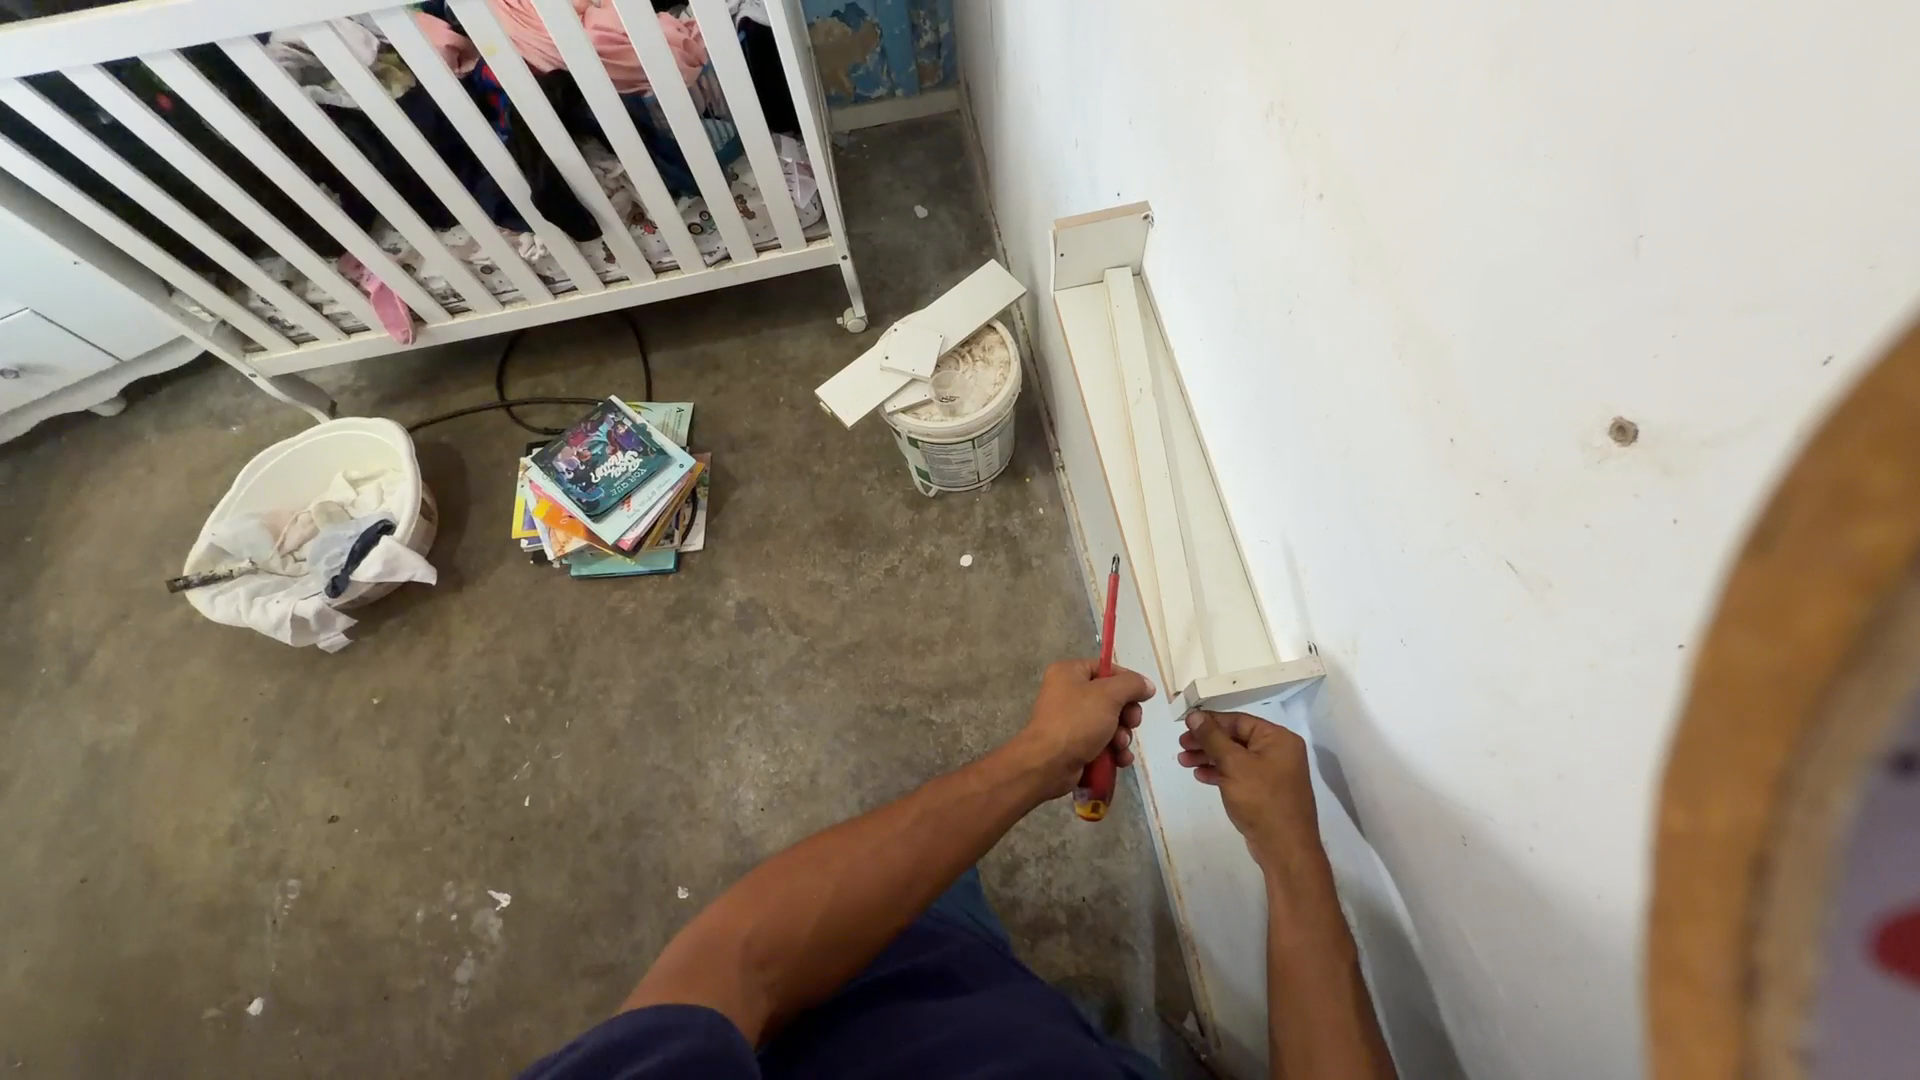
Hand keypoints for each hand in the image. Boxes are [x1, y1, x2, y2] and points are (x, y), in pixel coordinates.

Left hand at [1010, 659, 1153, 799]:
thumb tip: (1147, 685)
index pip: (1105, 669)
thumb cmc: (1077, 721)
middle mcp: (1067, 693)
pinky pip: (1102, 743)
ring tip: (1119, 746)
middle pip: (1111, 698)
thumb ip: (1131, 685)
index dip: (1127, 682)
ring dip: (1122, 736)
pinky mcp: (1074, 745)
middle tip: (1130, 723)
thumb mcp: (1108, 695)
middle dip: (1126, 715)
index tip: (1142, 696)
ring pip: (1109, 724)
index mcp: (1069, 673)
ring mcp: (1070, 721)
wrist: (1048, 764)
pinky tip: (1120, 759)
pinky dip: (1114, 751)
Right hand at [1177, 711, 1321, 873]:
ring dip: (1209, 757)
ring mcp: (1272, 773)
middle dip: (1207, 742)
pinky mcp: (1265, 791)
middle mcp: (1278, 752)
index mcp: (1278, 739)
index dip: (1210, 721)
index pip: (1238, 721)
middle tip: (1182, 745)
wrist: (1285, 848)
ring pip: (1234, 757)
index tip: (1185, 726)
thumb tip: (1194, 715)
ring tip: (1184, 761)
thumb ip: (1212, 737)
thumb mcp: (1233, 764)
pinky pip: (1238, 774)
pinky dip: (1220, 773)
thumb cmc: (1261, 800)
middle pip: (1235, 738)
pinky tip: (1200, 776)